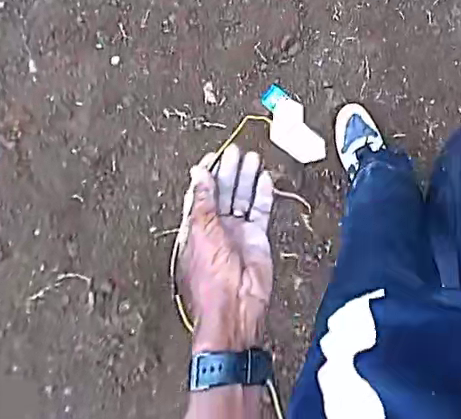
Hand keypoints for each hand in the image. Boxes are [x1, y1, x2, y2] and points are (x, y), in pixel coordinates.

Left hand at [178, 144, 274, 351]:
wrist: (235, 309)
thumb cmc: (211, 279)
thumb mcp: (202, 233)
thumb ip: (203, 200)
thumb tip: (199, 173)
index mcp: (196, 229)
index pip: (201, 194)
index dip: (207, 174)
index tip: (213, 156)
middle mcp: (216, 229)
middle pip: (223, 192)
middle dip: (229, 171)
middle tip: (236, 151)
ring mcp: (237, 233)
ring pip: (242, 198)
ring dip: (246, 178)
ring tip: (252, 157)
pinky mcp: (257, 238)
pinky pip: (260, 210)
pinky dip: (262, 194)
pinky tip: (264, 179)